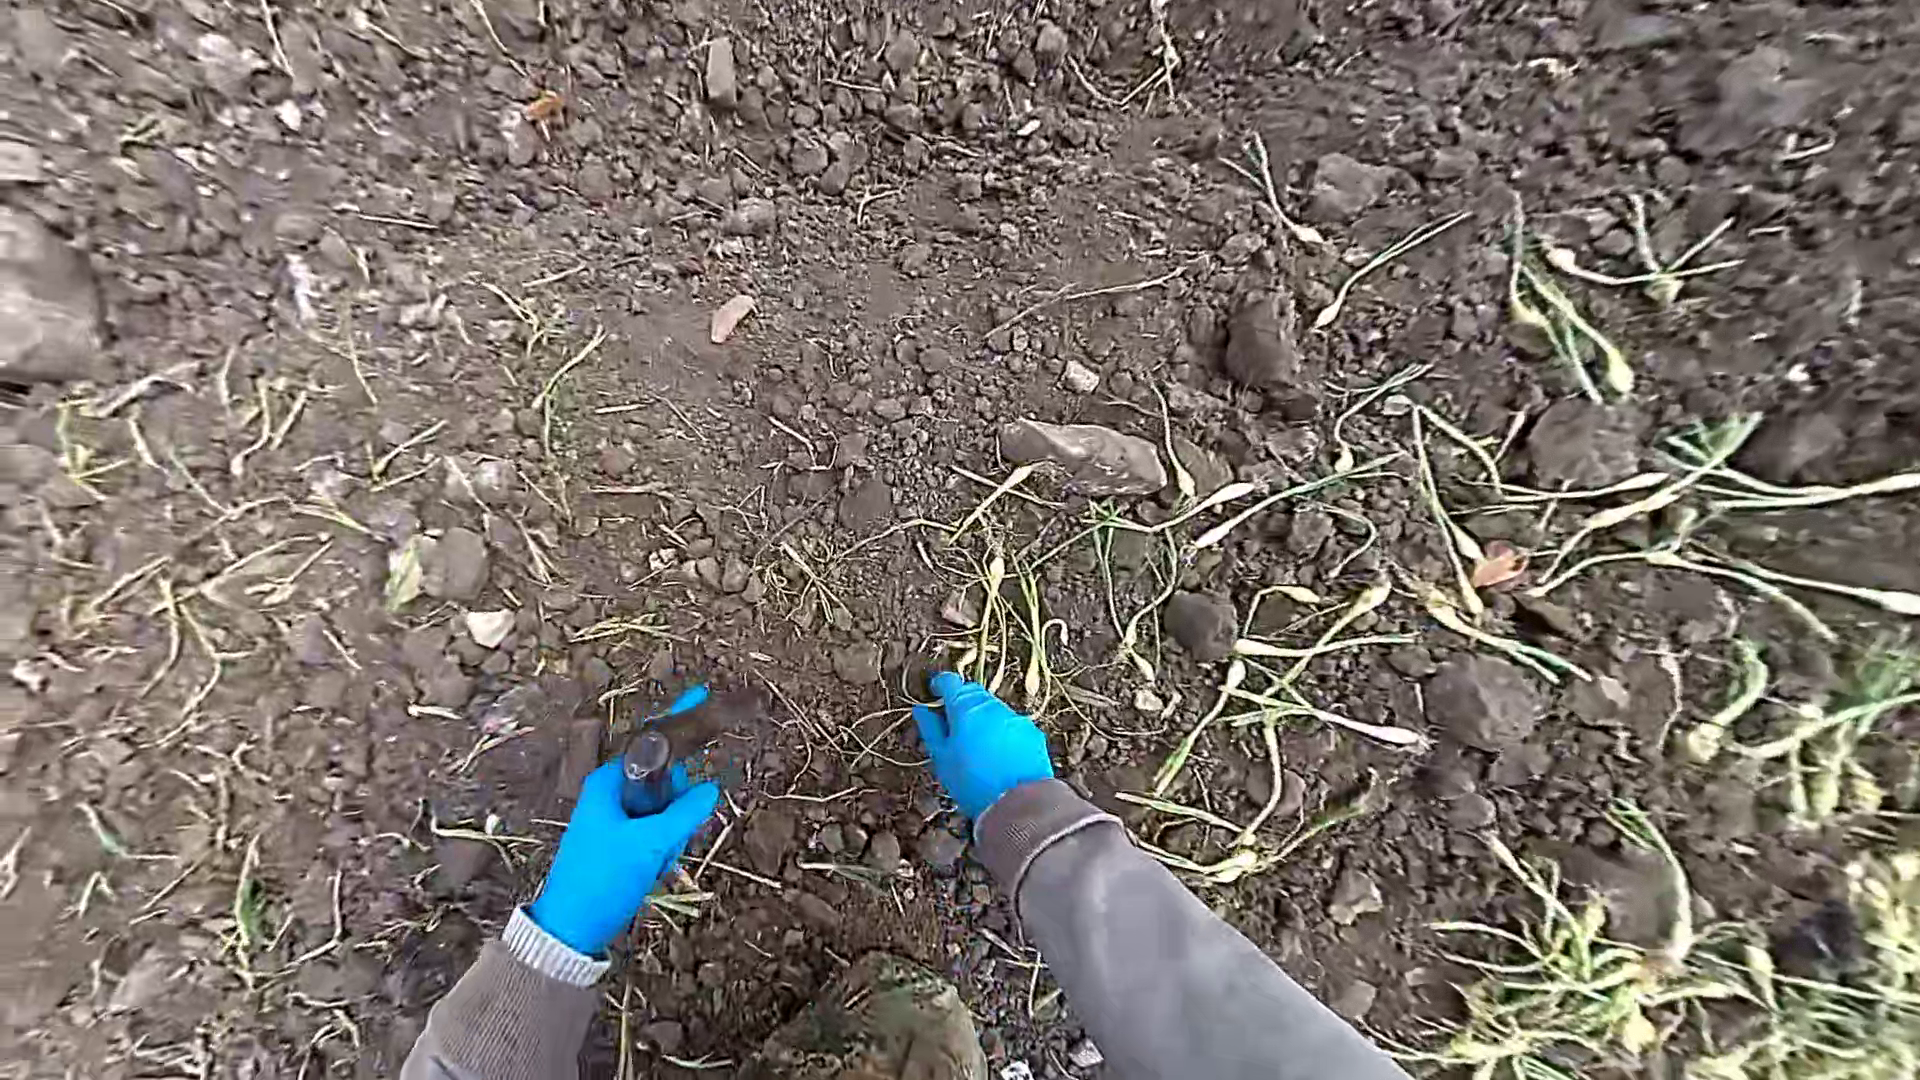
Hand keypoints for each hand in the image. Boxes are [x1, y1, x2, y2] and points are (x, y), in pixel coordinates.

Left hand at [529, 688, 719, 955]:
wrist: (570, 931)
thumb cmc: (601, 878)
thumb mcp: (648, 843)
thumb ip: (685, 812)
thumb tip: (711, 788)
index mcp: (610, 782)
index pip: (652, 740)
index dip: (679, 719)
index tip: (703, 695)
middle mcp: (614, 791)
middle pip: (667, 774)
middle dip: (680, 801)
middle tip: (677, 830)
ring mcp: (621, 815)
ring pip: (668, 802)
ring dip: (674, 828)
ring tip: (660, 857)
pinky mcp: (627, 836)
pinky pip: (662, 824)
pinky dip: (668, 839)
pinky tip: (660, 863)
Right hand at [913, 672, 1053, 818]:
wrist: (1018, 804)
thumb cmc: (973, 783)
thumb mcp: (942, 758)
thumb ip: (931, 729)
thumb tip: (922, 710)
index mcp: (965, 707)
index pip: (950, 681)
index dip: (941, 685)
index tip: (936, 694)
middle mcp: (991, 706)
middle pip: (973, 693)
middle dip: (962, 704)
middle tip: (954, 727)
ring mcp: (1014, 717)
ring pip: (993, 708)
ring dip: (982, 719)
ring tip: (977, 748)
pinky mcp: (1031, 731)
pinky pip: (1011, 724)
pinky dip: (1002, 732)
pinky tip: (999, 755)